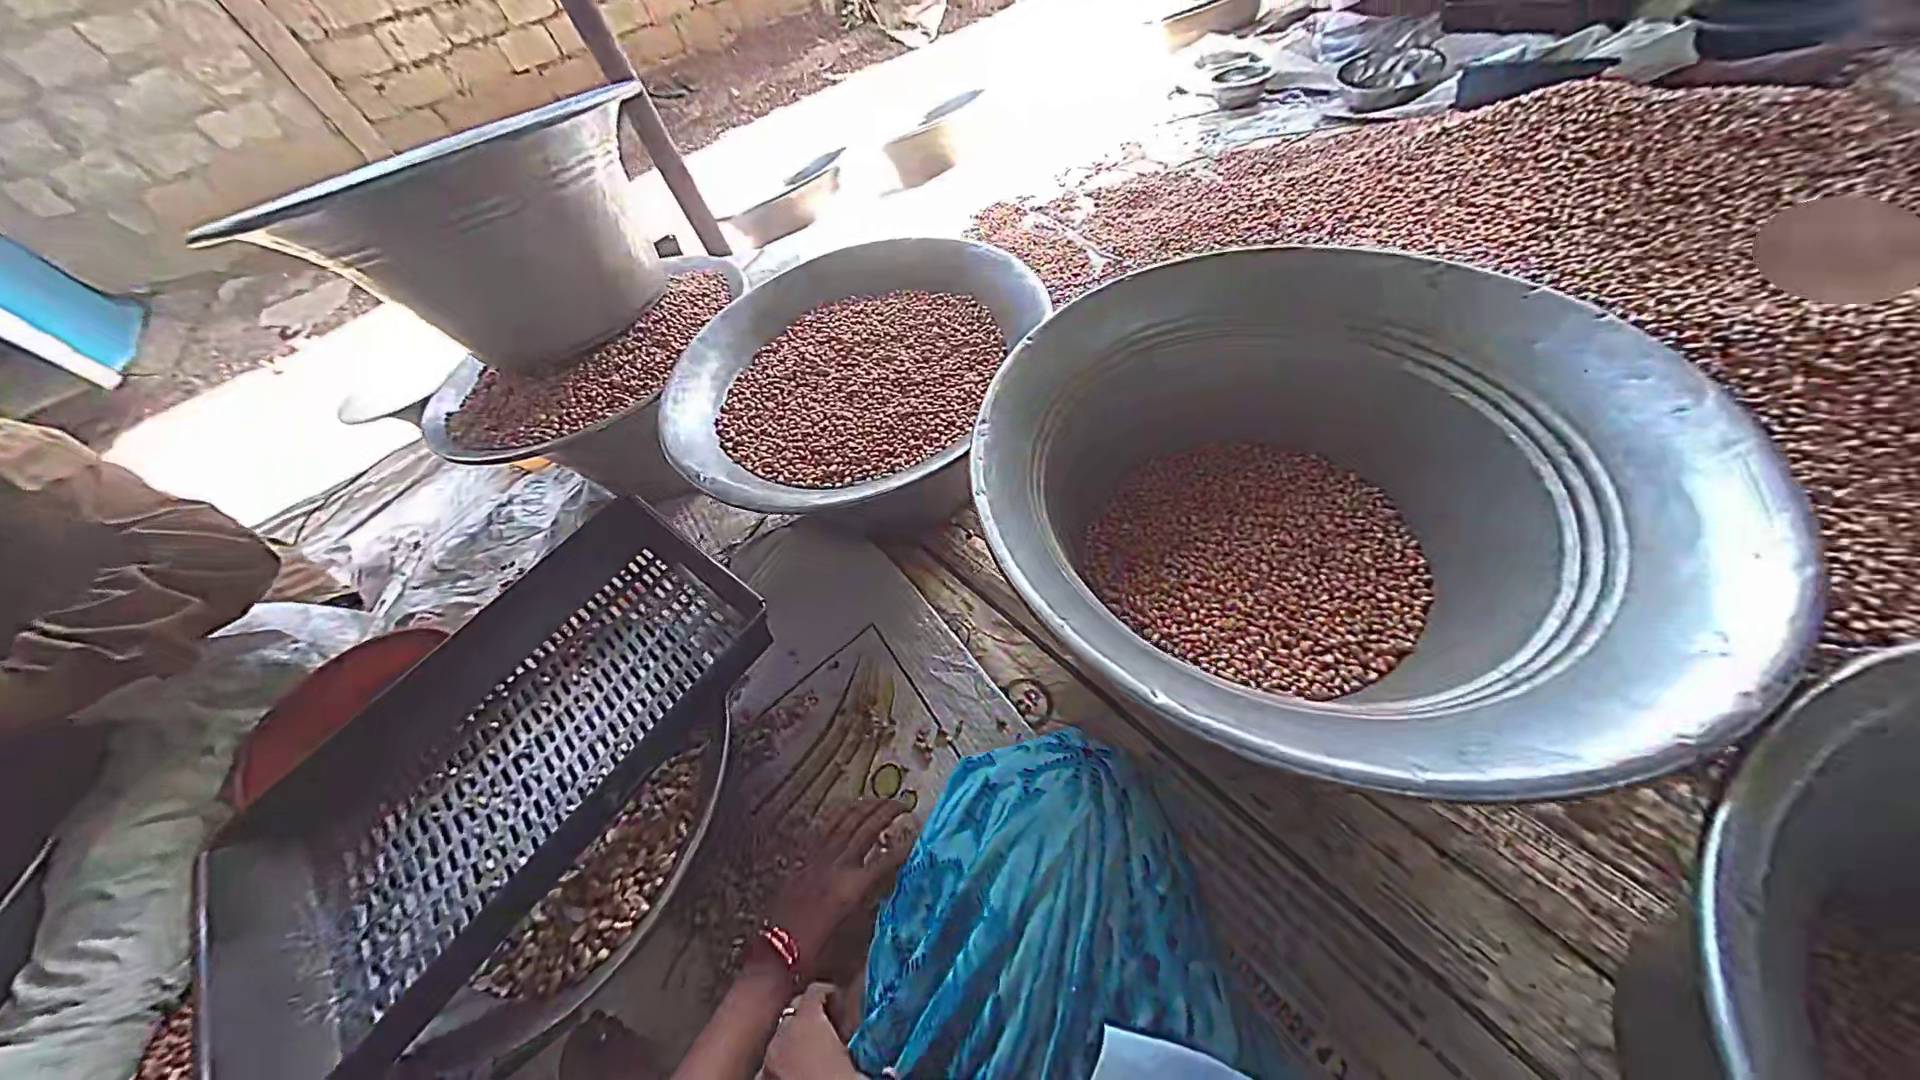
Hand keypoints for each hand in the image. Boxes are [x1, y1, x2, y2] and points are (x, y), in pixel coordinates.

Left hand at [763, 985, 860, 1079]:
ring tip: (816, 1058)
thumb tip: (869, 1028)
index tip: (842, 1004)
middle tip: (832, 1032)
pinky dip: (781, 1070)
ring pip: (779, 1043)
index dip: (830, 996)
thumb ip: (860, 1033)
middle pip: (793, 1015)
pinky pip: (770, 1070)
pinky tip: (798, 1077)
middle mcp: (780, 1040)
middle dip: (809, 1018)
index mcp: (805, 1023)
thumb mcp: (861, 1056)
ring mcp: (766, 1068)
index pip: (814, 991)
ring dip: (794, 1044)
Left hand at [765, 799, 911, 980]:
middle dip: (888, 812)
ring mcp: (820, 858)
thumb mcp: (856, 940)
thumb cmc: (818, 957)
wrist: (776, 958)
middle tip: (903, 804)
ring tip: (880, 800)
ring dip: (865, 807)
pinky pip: (826, 828)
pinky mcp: (805, 859)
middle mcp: (839, 865)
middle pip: (867, 828)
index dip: (906, 846)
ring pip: (846, 822)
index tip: (920, 835)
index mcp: (854, 887)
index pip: (888, 859)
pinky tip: (847, 809)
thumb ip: (874, 913)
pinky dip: (840, 814)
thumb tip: (890, 894)